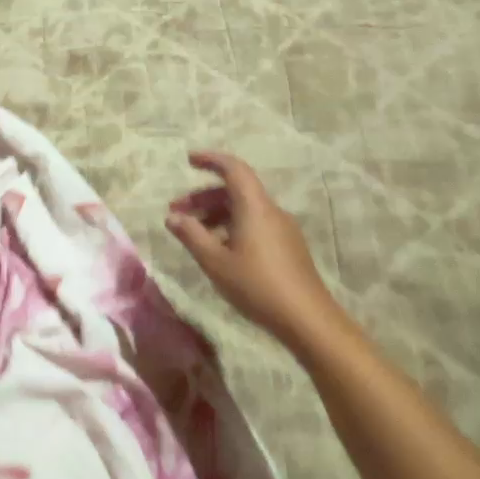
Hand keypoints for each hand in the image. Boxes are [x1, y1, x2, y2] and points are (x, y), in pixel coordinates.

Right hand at [165, 151, 351, 353]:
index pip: (234, 170)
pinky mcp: (287, 246)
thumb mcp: (215, 261)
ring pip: (244, 209)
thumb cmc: (256, 285)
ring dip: (215, 213)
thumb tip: (172, 217)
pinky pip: (254, 224)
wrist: (306, 318)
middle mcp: (271, 212)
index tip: (189, 160)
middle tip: (176, 211)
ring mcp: (282, 229)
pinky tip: (218, 248)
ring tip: (192, 233)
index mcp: (254, 208)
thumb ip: (191, 235)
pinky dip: (231, 226)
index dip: (211, 160)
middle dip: (203, 196)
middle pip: (235, 190)